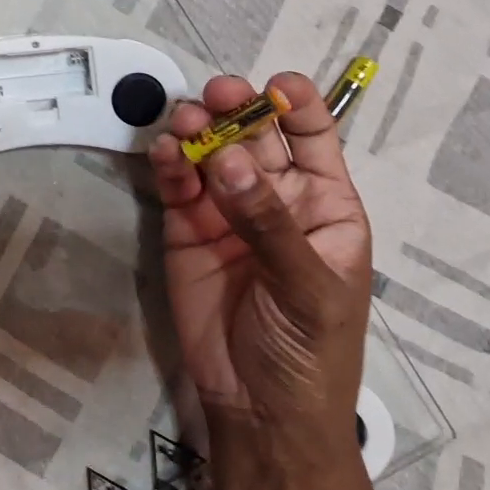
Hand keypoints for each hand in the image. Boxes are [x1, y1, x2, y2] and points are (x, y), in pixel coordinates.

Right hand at [150, 73, 374, 489]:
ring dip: (197, 128)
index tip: (274, 84)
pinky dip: (168, 161)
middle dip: (236, 107)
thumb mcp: (307, 288)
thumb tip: (226, 159)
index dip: (297, 104)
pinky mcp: (183, 221)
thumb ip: (268, 222)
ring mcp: (224, 205)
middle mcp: (272, 193)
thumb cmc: (308, 348)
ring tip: (187, 126)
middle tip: (215, 97)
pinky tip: (166, 155)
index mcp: (323, 202)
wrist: (256, 404)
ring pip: (209, 147)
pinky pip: (176, 178)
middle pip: (253, 131)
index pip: (314, 136)